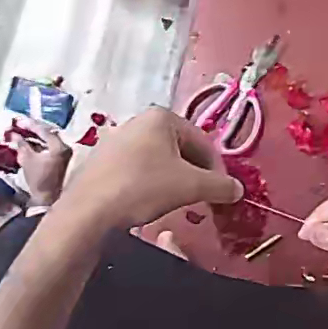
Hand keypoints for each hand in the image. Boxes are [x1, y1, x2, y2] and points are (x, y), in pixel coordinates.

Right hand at [9, 115, 71, 206]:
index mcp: (59, 146)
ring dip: (35, 138)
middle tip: (18, 125)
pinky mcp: (63, 160)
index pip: (44, 130)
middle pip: (48, 134)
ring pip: (48, 141)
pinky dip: (39, 145)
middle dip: (32, 130)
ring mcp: (66, 154)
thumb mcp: (27, 160)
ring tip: (20, 134)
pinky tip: (28, 145)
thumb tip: (15, 135)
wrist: (48, 199)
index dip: (29, 125)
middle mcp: (65, 148)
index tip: (18, 121)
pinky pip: (49, 148)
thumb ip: (22, 145)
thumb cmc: (39, 180)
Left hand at [55, 109, 243, 229]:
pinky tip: (149, 202)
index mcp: (161, 117)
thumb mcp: (192, 187)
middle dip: (195, 173)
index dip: (217, 169)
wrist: (89, 212)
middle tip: (202, 197)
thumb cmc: (144, 188)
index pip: (203, 142)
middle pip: (180, 149)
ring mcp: (115, 139)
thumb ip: (221, 185)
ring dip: (174, 179)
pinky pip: (136, 168)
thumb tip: (238, 190)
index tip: (222, 191)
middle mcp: (137, 120)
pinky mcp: (100, 159)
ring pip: (158, 159)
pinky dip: (150, 183)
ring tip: (177, 201)